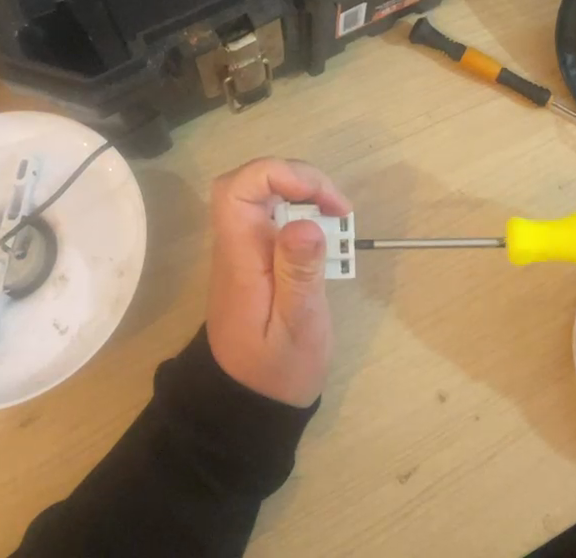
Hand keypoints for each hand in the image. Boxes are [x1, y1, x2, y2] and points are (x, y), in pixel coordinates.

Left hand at [205, 158, 352, 407]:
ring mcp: (246, 248)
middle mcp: (237, 244)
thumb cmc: (276, 370)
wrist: (248, 401)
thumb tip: (305, 223)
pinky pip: (276, 216)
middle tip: (337, 207)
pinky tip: (329, 235)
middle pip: (251, 182)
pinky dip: (305, 213)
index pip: (236, 189)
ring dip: (305, 194)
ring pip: (265, 194)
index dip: (277, 174)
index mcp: (240, 256)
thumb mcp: (297, 327)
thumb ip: (299, 275)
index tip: (318, 197)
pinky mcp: (259, 256)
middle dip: (299, 179)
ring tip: (340, 218)